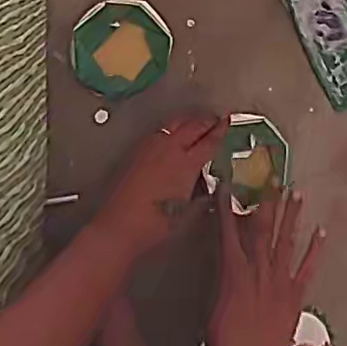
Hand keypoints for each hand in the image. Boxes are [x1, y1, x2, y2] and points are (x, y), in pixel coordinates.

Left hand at [97, 113, 227, 252]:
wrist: (119, 226)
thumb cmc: (155, 224)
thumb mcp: (187, 211)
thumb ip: (200, 193)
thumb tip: (206, 186)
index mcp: (187, 163)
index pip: (209, 141)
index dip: (221, 130)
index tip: (227, 122)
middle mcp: (170, 149)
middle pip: (193, 125)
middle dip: (207, 121)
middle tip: (216, 119)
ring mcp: (152, 147)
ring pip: (175, 123)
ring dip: (189, 121)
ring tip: (196, 123)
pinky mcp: (137, 151)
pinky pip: (160, 131)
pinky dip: (172, 128)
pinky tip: (172, 135)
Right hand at [209, 188, 324, 345]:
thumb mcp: (213, 309)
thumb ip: (222, 281)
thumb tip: (226, 264)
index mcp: (234, 272)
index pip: (228, 231)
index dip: (227, 206)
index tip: (226, 184)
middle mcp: (259, 269)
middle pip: (263, 227)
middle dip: (266, 199)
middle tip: (273, 176)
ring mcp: (280, 280)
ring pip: (287, 240)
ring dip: (292, 215)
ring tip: (296, 192)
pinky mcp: (295, 295)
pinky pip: (307, 267)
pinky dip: (315, 249)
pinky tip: (322, 231)